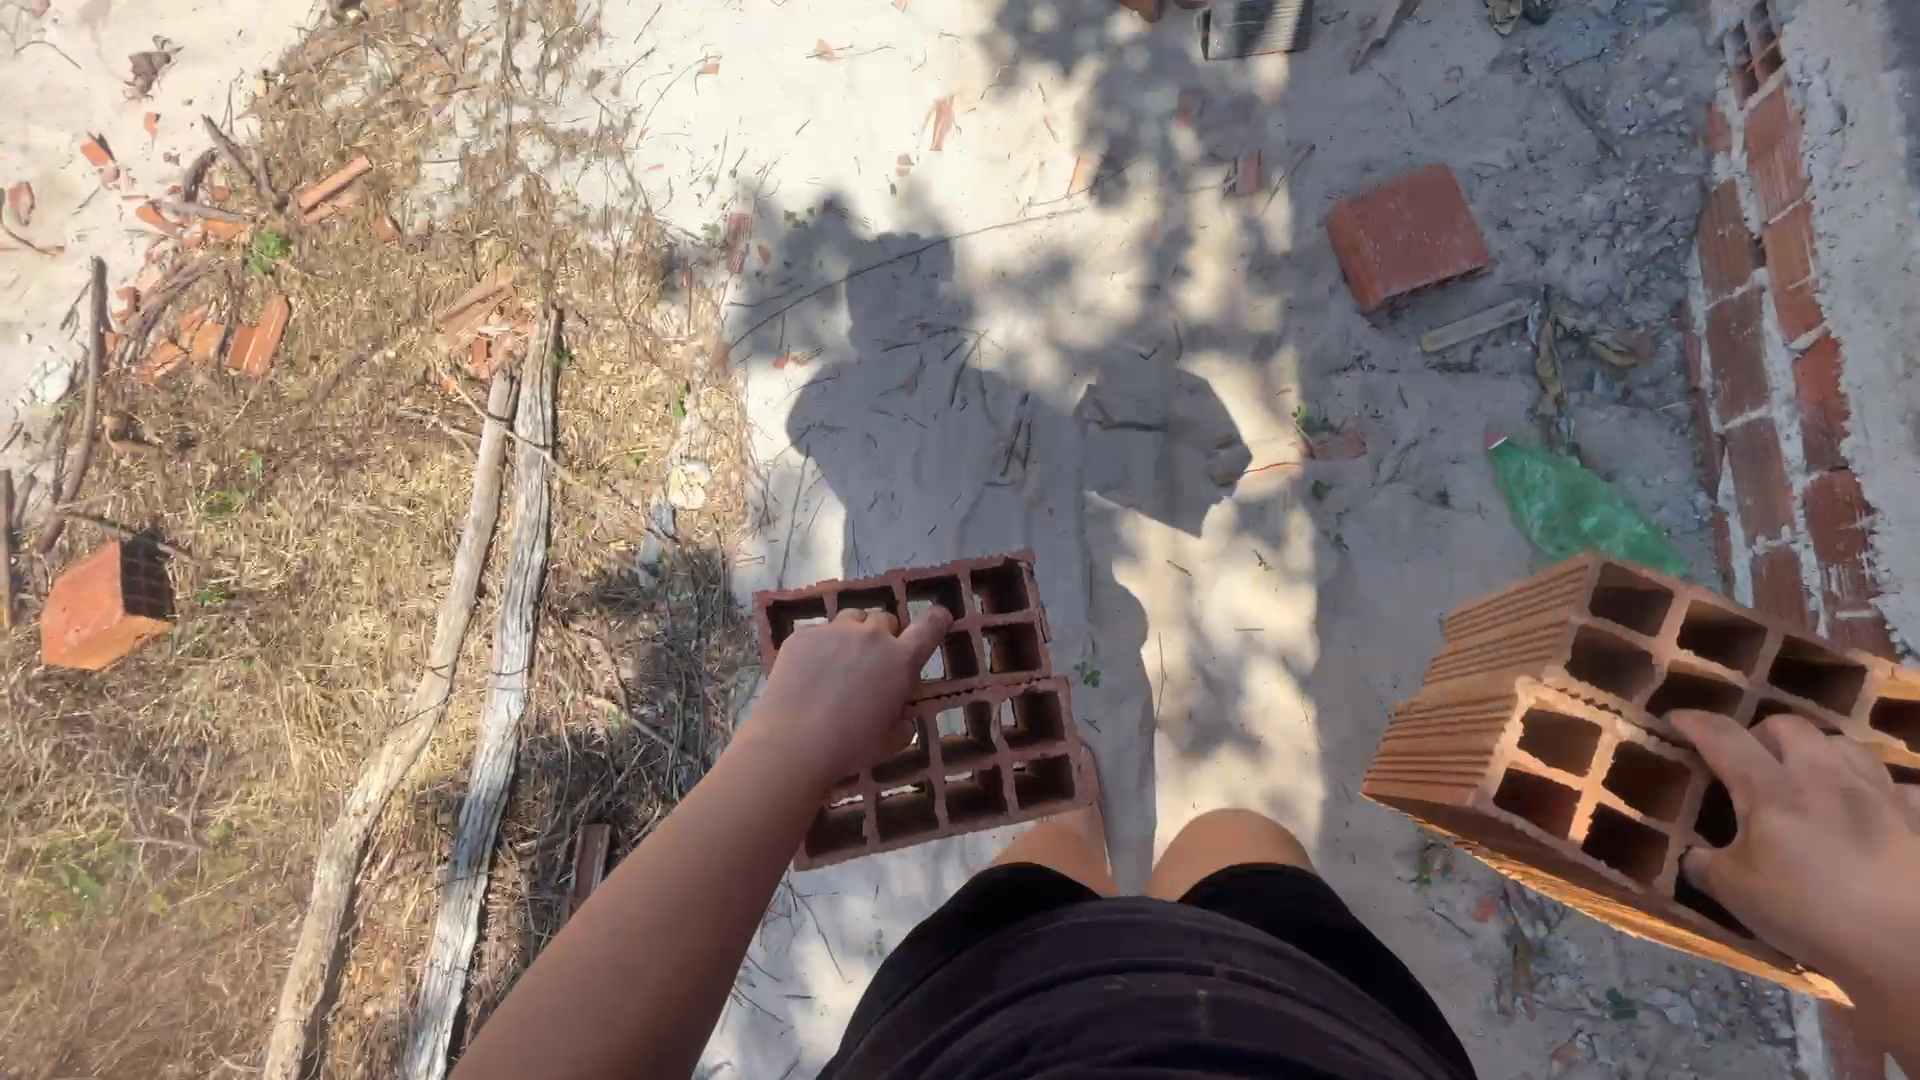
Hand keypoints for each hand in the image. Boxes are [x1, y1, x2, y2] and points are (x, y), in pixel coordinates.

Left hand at [742, 605, 952, 786]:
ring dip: (854, 633)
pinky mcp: (803, 635)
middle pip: (885, 618)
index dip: (937, 618)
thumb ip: (903, 724)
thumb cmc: (851, 746)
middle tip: (873, 660)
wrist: (793, 742)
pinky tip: (810, 671)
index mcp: (901, 660)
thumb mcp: (890, 741)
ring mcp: (835, 631)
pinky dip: (820, 646)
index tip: (939, 615)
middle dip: (884, 635)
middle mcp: (872, 636)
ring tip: (841, 660)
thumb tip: (902, 718)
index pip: (929, 626)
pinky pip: (819, 632)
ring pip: (852, 619)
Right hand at [1671, 710, 1919, 1008]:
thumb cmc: (1812, 916)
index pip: (1722, 735)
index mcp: (1771, 791)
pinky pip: (1902, 786)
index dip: (1692, 722)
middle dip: (1759, 733)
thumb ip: (1704, 861)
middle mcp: (1826, 781)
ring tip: (1806, 776)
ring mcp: (1884, 799)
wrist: (1912, 958)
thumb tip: (1694, 855)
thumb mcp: (1732, 890)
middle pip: (1789, 726)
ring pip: (1846, 745)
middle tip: (1747, 758)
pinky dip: (1878, 789)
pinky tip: (1870, 811)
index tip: (1674, 721)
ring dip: (1817, 751)